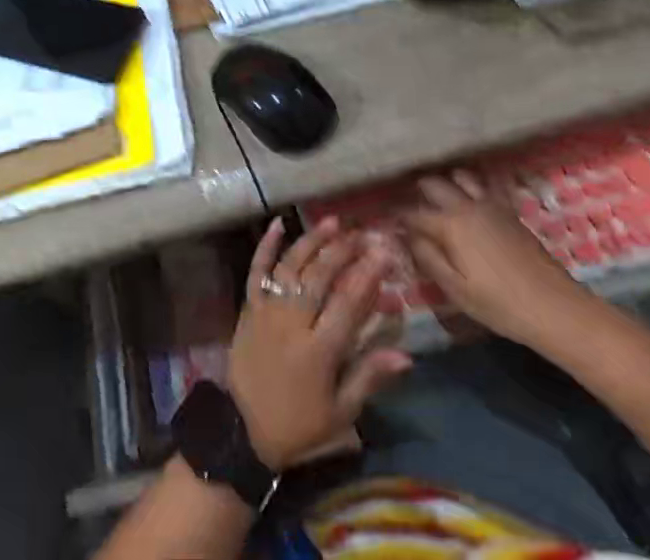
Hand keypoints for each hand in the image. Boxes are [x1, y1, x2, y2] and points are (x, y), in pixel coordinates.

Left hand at [228, 216, 411, 471]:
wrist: (243, 428)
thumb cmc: (299, 424)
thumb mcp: (341, 412)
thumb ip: (369, 377)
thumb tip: (406, 354)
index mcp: (319, 350)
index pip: (348, 303)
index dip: (368, 275)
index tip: (384, 251)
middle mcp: (292, 323)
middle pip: (319, 278)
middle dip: (342, 251)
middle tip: (363, 233)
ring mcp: (266, 312)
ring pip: (289, 268)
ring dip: (311, 242)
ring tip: (332, 221)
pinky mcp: (248, 309)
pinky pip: (255, 272)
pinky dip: (266, 247)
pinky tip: (278, 224)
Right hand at [400, 170, 594, 345]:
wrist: (556, 308)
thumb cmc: (499, 304)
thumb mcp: (454, 288)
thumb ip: (426, 257)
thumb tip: (407, 235)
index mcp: (449, 225)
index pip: (411, 213)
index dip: (395, 217)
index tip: (383, 222)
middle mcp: (467, 206)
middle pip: (433, 184)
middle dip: (416, 191)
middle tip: (406, 206)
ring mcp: (491, 205)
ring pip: (460, 177)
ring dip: (445, 182)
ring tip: (435, 198)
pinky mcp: (509, 212)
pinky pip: (485, 186)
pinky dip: (471, 185)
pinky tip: (467, 197)